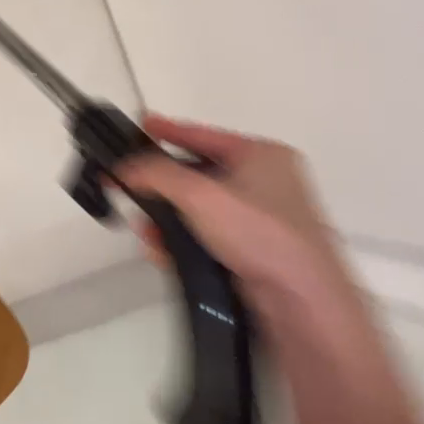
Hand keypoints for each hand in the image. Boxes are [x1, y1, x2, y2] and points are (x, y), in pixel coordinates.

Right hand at [116, 115, 355, 310]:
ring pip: (192, 205)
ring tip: (146, 233)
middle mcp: (262, 179)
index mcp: (261, 155)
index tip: (135, 126)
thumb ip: (154, 174)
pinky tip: (163, 251)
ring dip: (163, 218)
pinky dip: (179, 238)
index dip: (165, 130)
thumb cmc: (257, 232)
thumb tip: (122, 169)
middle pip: (191, 172)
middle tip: (125, 190)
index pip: (200, 134)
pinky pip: (202, 230)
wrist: (300, 297)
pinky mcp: (251, 243)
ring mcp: (258, 213)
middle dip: (157, 188)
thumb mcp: (199, 194)